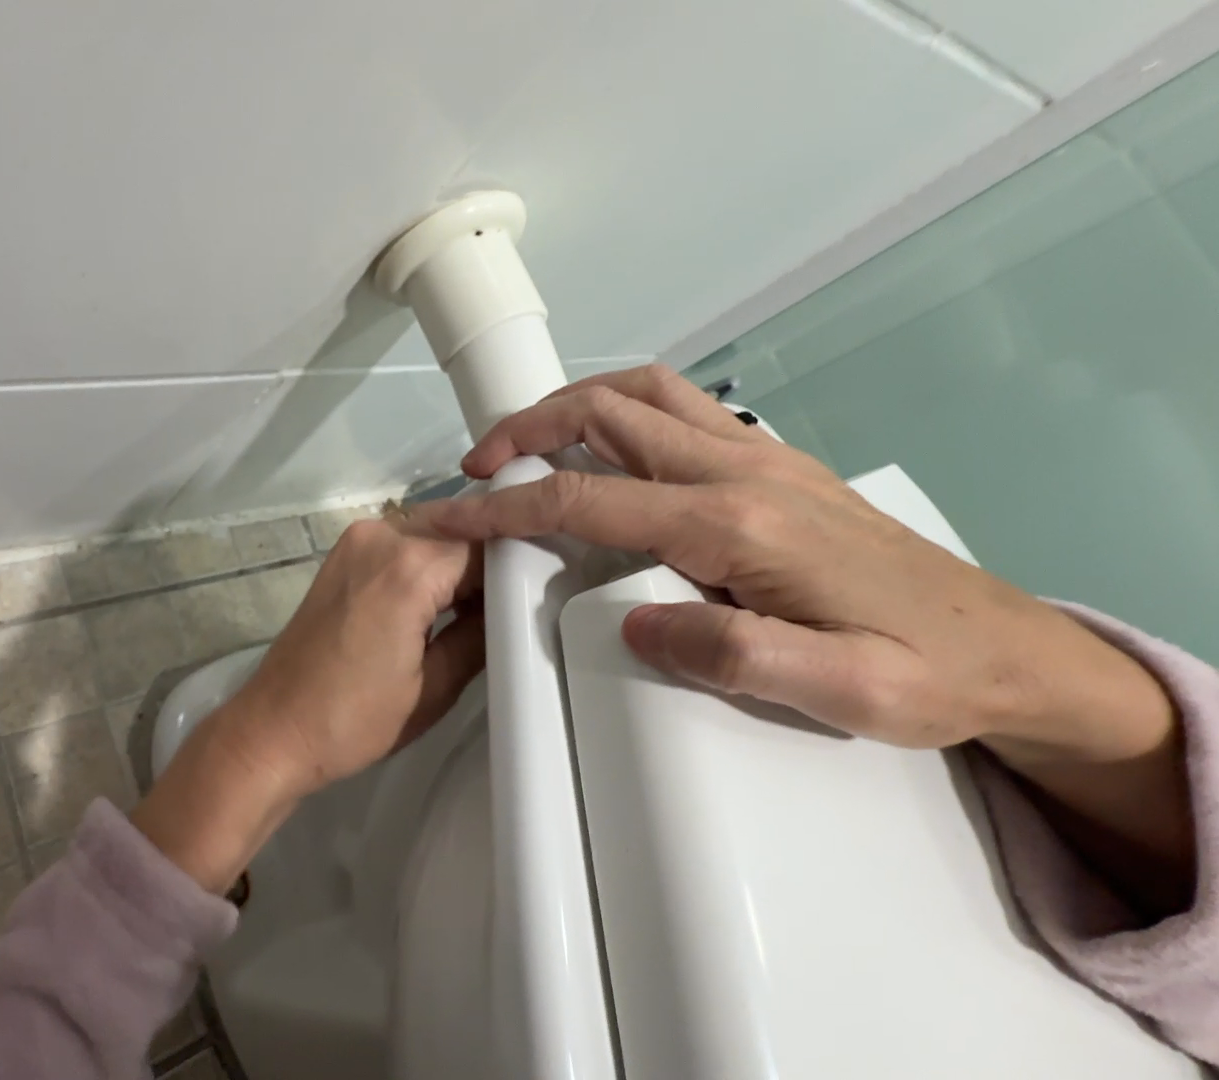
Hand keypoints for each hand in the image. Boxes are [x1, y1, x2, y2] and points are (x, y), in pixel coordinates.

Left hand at [132, 519, 484, 892]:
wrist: (274, 728)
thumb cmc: (353, 719)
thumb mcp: (435, 686)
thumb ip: (481, 634)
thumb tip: (514, 604)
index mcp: (408, 566)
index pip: (489, 544)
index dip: (520, 568)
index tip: (544, 590)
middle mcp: (380, 535)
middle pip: (460, 529)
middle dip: (489, 560)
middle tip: (517, 601)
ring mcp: (356, 540)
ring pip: (432, 531)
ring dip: (458, 560)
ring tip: (484, 605)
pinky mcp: (342, 554)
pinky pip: (402, 542)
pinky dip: (428, 562)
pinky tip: (444, 598)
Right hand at [411, 363, 1190, 913]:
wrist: (1011, 650)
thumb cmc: (928, 673)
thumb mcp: (842, 693)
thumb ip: (732, 656)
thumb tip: (632, 622)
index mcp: (738, 524)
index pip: (586, 501)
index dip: (502, 507)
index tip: (448, 515)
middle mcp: (742, 470)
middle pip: (606, 414)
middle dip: (524, 430)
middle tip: (477, 468)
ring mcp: (761, 456)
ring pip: (644, 391)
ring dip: (572, 404)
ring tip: (526, 442)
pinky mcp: (774, 462)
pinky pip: (679, 406)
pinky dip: (620, 409)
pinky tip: (605, 448)